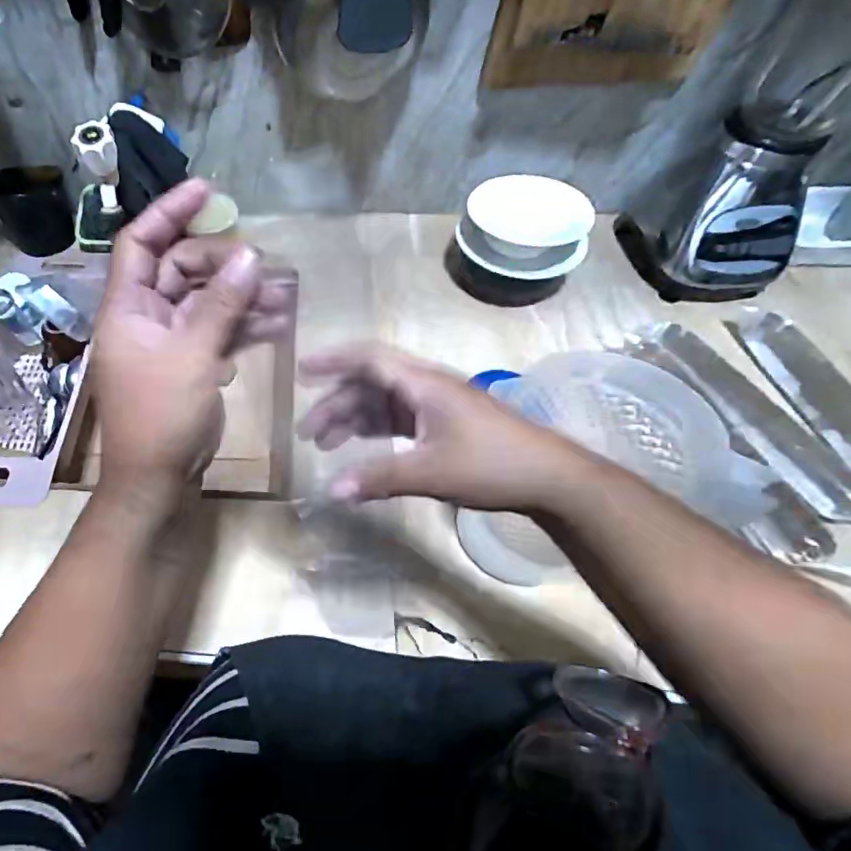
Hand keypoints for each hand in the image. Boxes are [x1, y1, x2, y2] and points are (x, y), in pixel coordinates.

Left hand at [92, 180, 283, 507]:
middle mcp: (145, 316)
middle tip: (265, 267)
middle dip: (225, 265)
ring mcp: (170, 341)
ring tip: (284, 297)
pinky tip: (277, 324)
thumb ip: (221, 305)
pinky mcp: (190, 364)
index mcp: (127, 307)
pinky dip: (244, 326)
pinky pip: (218, 332)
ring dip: (243, 297)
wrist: (156, 480)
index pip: (142, 242)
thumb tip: (252, 256)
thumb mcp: (193, 355)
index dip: (170, 211)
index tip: (209, 191)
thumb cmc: (161, 416)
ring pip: (207, 303)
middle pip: (183, 270)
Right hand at [296, 344, 597, 511]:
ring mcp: (437, 405)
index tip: (301, 372)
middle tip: (307, 435)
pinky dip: (376, 431)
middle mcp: (427, 386)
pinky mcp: (445, 424)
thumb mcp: (431, 472)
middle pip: (371, 383)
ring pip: (384, 402)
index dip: (332, 361)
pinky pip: (400, 419)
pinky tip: (361, 448)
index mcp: (423, 384)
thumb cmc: (492, 465)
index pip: (369, 358)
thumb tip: (331, 491)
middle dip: (335, 404)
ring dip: (354, 419)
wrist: (549, 476)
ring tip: (325, 446)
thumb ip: (379, 479)